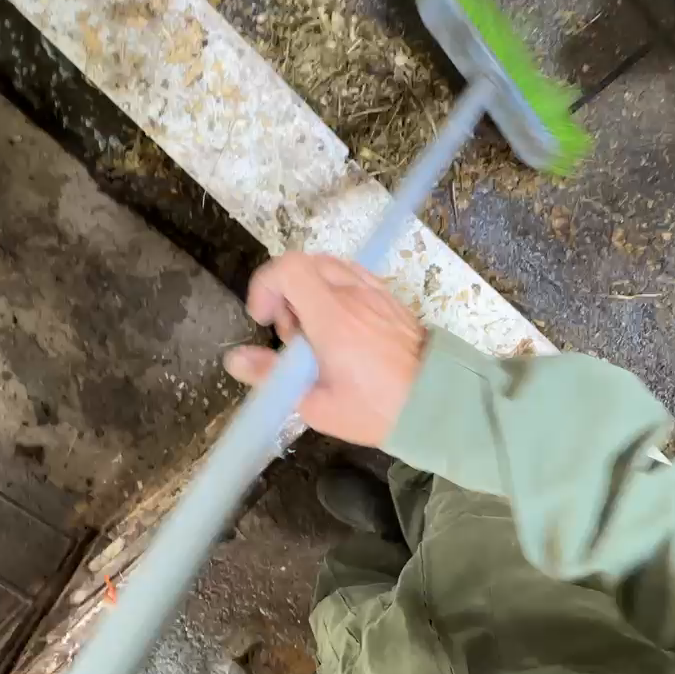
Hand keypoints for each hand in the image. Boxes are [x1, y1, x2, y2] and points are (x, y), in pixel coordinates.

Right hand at [223, 253, 425, 446]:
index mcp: (333, 317)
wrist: (438, 403)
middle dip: (285, 293)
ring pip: (328, 267)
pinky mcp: (389, 298)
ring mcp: (375, 292)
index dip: (265, 286)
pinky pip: (353, 276)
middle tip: (291, 337)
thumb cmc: (378, 409)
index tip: (264, 319)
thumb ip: (272, 377)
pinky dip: (335, 290)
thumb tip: (235, 360)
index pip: (288, 269)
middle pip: (304, 264)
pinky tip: (339, 326)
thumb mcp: (318, 405)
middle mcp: (354, 294)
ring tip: (315, 333)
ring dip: (309, 291)